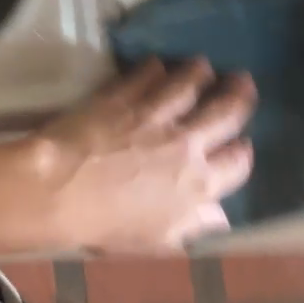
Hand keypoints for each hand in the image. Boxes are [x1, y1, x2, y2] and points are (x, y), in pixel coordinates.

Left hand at [25, 59, 255, 250]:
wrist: (60, 189)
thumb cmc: (106, 224)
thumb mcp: (158, 240)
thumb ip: (193, 225)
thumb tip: (219, 216)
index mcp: (199, 184)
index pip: (236, 163)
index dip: (242, 151)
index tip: (243, 141)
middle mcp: (184, 144)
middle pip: (223, 114)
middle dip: (237, 96)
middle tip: (243, 81)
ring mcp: (151, 117)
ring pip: (185, 86)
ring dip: (197, 72)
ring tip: (203, 63)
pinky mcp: (118, 98)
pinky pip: (143, 77)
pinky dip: (152, 68)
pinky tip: (155, 63)